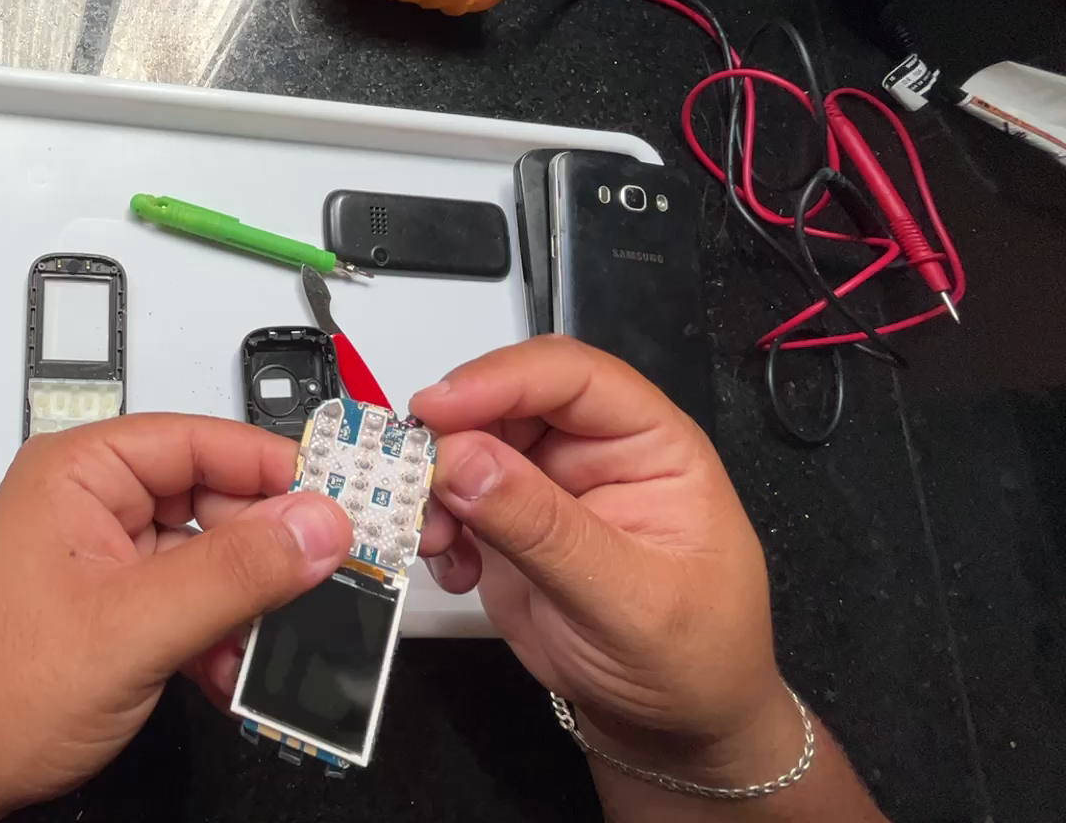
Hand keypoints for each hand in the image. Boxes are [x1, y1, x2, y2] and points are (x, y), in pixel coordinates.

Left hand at [0, 415, 353, 822]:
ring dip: (243, 599)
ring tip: (269, 640)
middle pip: (208, 494)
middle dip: (263, 547)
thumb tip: (314, 526)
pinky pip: (189, 591)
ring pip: (205, 549)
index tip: (334, 499)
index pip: (196, 439)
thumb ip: (231, 574)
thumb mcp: (129, 628)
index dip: (269, 465)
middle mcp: (91, 497)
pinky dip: (218, 628)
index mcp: (79, 470)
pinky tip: (230, 668)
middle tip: (322, 580)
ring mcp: (104, 548)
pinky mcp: (115, 594)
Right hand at [411, 336, 802, 786]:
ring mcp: (537, 478)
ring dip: (431, 483)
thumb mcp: (628, 603)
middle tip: (413, 474)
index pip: (572, 376)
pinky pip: (443, 489)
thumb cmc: (686, 662)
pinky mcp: (496, 511)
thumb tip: (458, 459)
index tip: (435, 408)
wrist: (664, 723)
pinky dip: (431, 519)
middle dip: (451, 433)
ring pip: (461, 441)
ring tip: (436, 539)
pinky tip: (452, 564)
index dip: (501, 378)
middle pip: (501, 398)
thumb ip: (543, 528)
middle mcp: (586, 447)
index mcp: (647, 444)